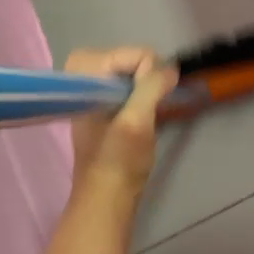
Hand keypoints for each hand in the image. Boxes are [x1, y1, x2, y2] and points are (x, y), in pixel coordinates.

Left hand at [64, 47, 177, 199]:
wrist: (106, 200)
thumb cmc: (119, 162)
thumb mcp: (137, 123)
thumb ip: (151, 88)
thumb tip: (169, 69)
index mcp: (83, 83)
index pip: (124, 53)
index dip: (145, 68)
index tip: (153, 95)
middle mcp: (83, 82)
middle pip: (123, 56)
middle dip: (145, 70)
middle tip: (155, 95)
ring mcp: (93, 95)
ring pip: (126, 68)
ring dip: (144, 81)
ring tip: (152, 103)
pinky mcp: (103, 106)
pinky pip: (125, 82)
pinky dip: (140, 88)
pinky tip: (148, 107)